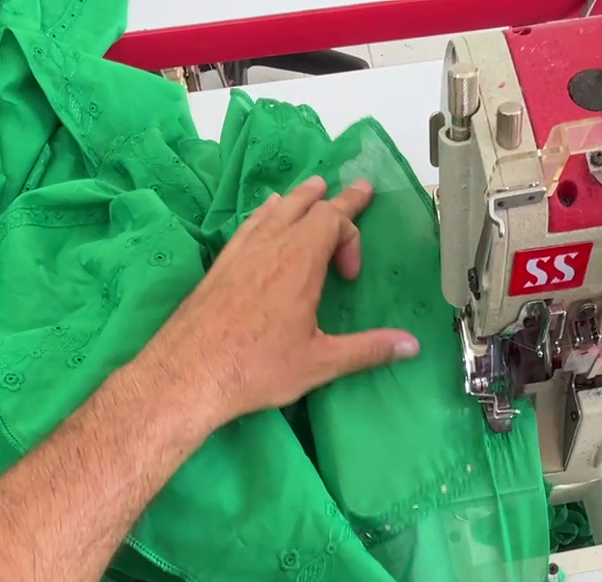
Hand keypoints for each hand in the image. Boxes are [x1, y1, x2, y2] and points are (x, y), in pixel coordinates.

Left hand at [141, 175, 419, 422]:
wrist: (189, 373)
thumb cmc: (257, 367)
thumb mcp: (321, 363)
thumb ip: (368, 350)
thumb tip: (412, 346)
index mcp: (299, 262)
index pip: (333, 220)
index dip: (351, 233)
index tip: (352, 272)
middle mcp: (270, 246)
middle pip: (307, 205)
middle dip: (335, 199)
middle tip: (356, 189)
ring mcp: (241, 251)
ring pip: (275, 209)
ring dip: (300, 199)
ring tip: (313, 189)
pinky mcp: (221, 264)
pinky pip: (250, 224)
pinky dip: (268, 213)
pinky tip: (265, 216)